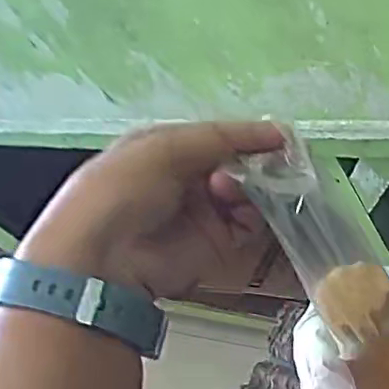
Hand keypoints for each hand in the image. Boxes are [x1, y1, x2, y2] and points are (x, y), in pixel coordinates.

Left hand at [17, 121, 284, 299]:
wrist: (106, 255)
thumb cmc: (124, 189)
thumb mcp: (165, 148)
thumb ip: (220, 138)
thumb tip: (279, 134)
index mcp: (171, 148)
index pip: (222, 138)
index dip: (250, 137)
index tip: (281, 139)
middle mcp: (192, 179)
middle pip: (242, 168)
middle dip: (255, 165)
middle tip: (265, 167)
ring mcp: (207, 213)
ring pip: (251, 197)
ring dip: (252, 192)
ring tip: (230, 193)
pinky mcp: (219, 245)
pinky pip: (251, 227)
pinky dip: (254, 219)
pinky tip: (240, 213)